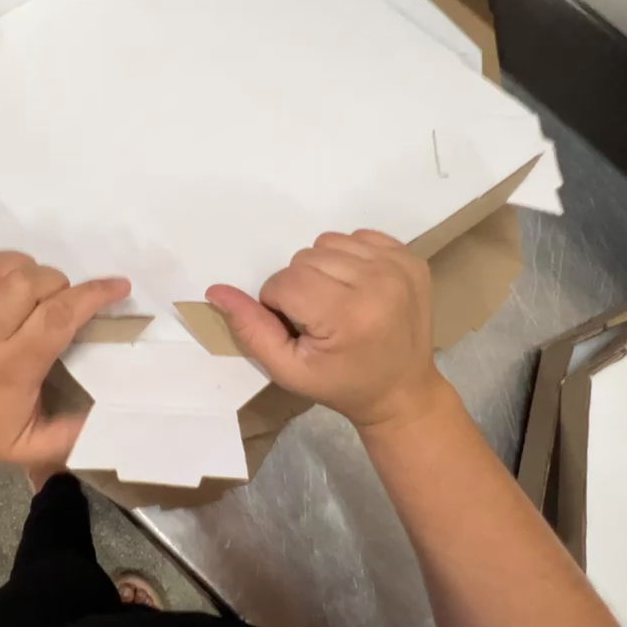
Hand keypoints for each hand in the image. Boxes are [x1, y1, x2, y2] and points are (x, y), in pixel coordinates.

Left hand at [0, 238, 128, 464]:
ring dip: (24, 265)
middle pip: (26, 282)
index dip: (93, 295)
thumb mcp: (33, 447)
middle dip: (59, 282)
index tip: (119, 287)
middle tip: (65, 302)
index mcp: (13, 366)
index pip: (56, 317)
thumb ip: (72, 435)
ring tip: (36, 286)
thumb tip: (109, 413)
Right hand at [206, 230, 453, 432]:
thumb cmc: (341, 384)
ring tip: (336, 301)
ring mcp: (398, 267)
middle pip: (305, 259)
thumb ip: (250, 329)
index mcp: (348, 315)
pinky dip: (348, 257)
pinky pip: (357, 235)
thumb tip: (216, 291)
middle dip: (299, 286)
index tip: (299, 329)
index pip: (284, 282)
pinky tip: (356, 288)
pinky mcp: (410, 257)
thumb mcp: (288, 369)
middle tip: (318, 319)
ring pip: (327, 242)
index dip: (279, 305)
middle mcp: (378, 283)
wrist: (402, 390)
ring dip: (321, 269)